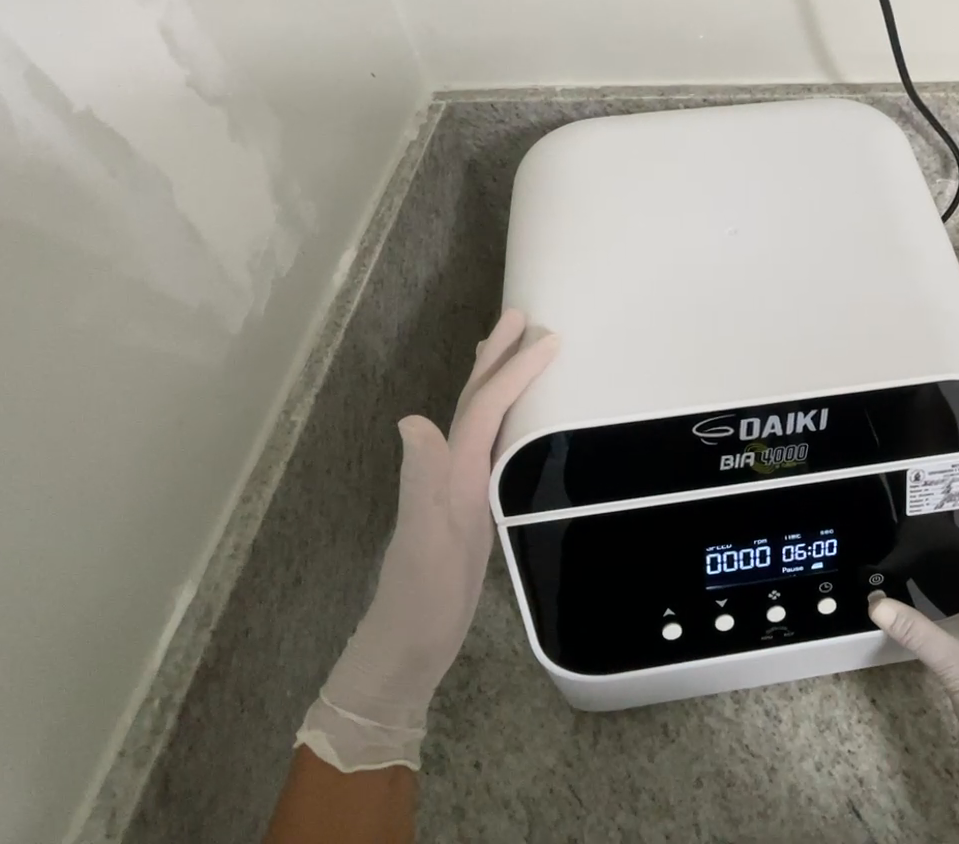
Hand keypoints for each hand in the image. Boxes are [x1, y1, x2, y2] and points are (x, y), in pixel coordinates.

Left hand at [296, 309, 556, 771]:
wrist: (410, 644)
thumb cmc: (422, 597)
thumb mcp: (425, 541)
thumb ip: (421, 483)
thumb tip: (414, 420)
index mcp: (446, 470)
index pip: (483, 407)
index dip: (514, 369)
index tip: (548, 337)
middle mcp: (449, 468)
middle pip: (474, 400)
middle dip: (496, 356)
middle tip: (521, 315)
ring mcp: (459, 485)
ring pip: (479, 418)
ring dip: (496, 378)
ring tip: (511, 349)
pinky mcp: (472, 504)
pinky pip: (491, 444)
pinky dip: (502, 417)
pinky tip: (511, 422)